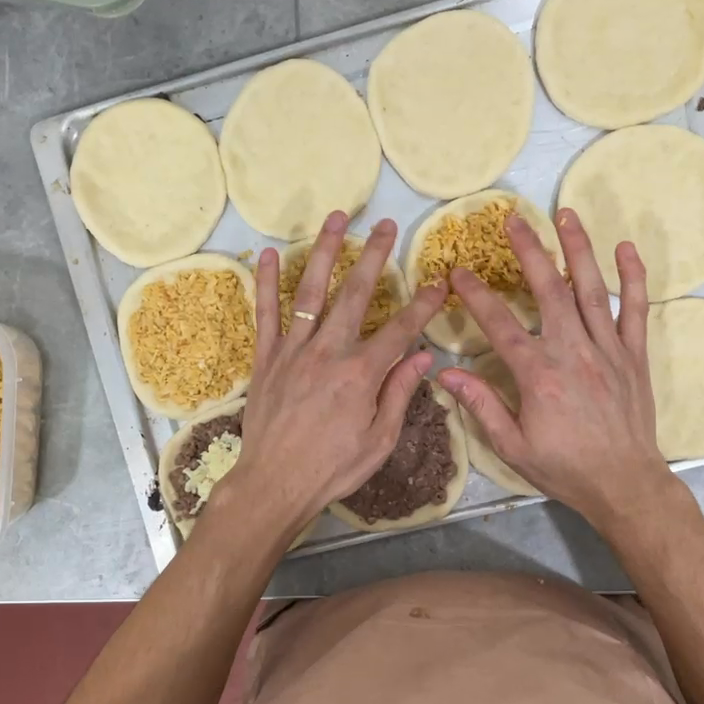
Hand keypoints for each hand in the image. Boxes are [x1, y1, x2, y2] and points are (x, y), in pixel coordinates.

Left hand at [211, 211, 446, 539]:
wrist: (274, 484)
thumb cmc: (333, 469)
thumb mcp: (379, 440)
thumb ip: (398, 394)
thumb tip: (422, 358)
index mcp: (361, 374)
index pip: (400, 329)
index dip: (423, 304)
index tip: (439, 283)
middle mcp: (328, 352)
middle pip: (355, 294)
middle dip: (373, 256)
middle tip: (385, 226)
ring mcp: (293, 352)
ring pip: (310, 292)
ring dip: (323, 252)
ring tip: (335, 219)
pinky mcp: (265, 360)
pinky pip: (265, 315)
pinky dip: (264, 283)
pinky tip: (264, 254)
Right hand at [436, 209, 681, 532]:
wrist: (624, 484)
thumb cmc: (564, 468)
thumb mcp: (512, 446)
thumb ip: (480, 406)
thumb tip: (446, 374)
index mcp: (538, 375)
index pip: (500, 325)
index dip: (476, 296)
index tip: (458, 272)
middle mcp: (573, 352)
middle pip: (548, 290)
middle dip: (528, 250)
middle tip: (512, 218)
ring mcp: (608, 350)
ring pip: (591, 289)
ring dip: (577, 249)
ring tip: (565, 214)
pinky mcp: (634, 355)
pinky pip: (635, 309)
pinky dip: (632, 277)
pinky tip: (625, 248)